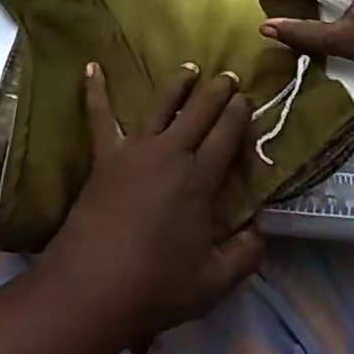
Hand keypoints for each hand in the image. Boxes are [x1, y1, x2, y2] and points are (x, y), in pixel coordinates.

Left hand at [39, 64, 264, 344]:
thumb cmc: (157, 285)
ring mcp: (134, 149)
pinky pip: (99, 116)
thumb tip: (261, 230)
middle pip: (199, 113)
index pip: (226, 137)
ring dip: (177, 84)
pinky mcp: (104, 155)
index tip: (247, 97)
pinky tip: (92, 67)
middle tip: (229, 76)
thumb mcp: (214, 283)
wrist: (95, 283)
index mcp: (200, 180)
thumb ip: (244, 255)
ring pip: (161, 105)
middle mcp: (170, 154)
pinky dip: (96, 90)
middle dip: (217, 92)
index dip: (238, 114)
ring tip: (190, 67)